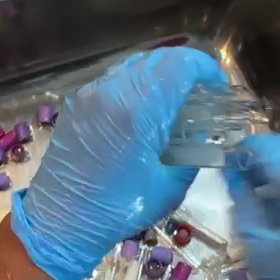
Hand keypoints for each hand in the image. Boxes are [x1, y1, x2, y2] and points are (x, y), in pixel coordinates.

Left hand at [10, 47, 226, 279]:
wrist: (60, 220)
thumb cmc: (118, 208)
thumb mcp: (170, 186)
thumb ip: (192, 152)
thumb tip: (202, 132)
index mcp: (140, 108)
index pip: (181, 65)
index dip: (206, 69)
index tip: (218, 87)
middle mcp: (113, 90)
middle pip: (158, 59)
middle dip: (185, 70)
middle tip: (200, 93)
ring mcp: (91, 93)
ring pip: (133, 66)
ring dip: (158, 76)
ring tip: (173, 101)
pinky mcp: (77, 103)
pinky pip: (113, 81)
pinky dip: (134, 86)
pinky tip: (142, 110)